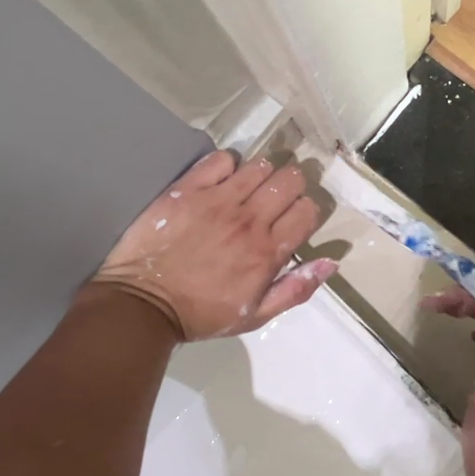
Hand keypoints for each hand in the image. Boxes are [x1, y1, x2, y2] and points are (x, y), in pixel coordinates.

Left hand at [92, 150, 336, 340]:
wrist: (142, 304)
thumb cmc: (201, 315)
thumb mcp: (255, 316)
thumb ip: (296, 289)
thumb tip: (331, 263)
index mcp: (267, 252)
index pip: (307, 210)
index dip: (305, 212)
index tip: (293, 221)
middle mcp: (248, 220)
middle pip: (289, 179)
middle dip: (290, 186)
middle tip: (275, 200)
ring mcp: (217, 200)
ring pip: (259, 165)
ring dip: (261, 174)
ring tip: (248, 189)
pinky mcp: (188, 190)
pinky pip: (220, 159)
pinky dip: (227, 165)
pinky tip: (220, 182)